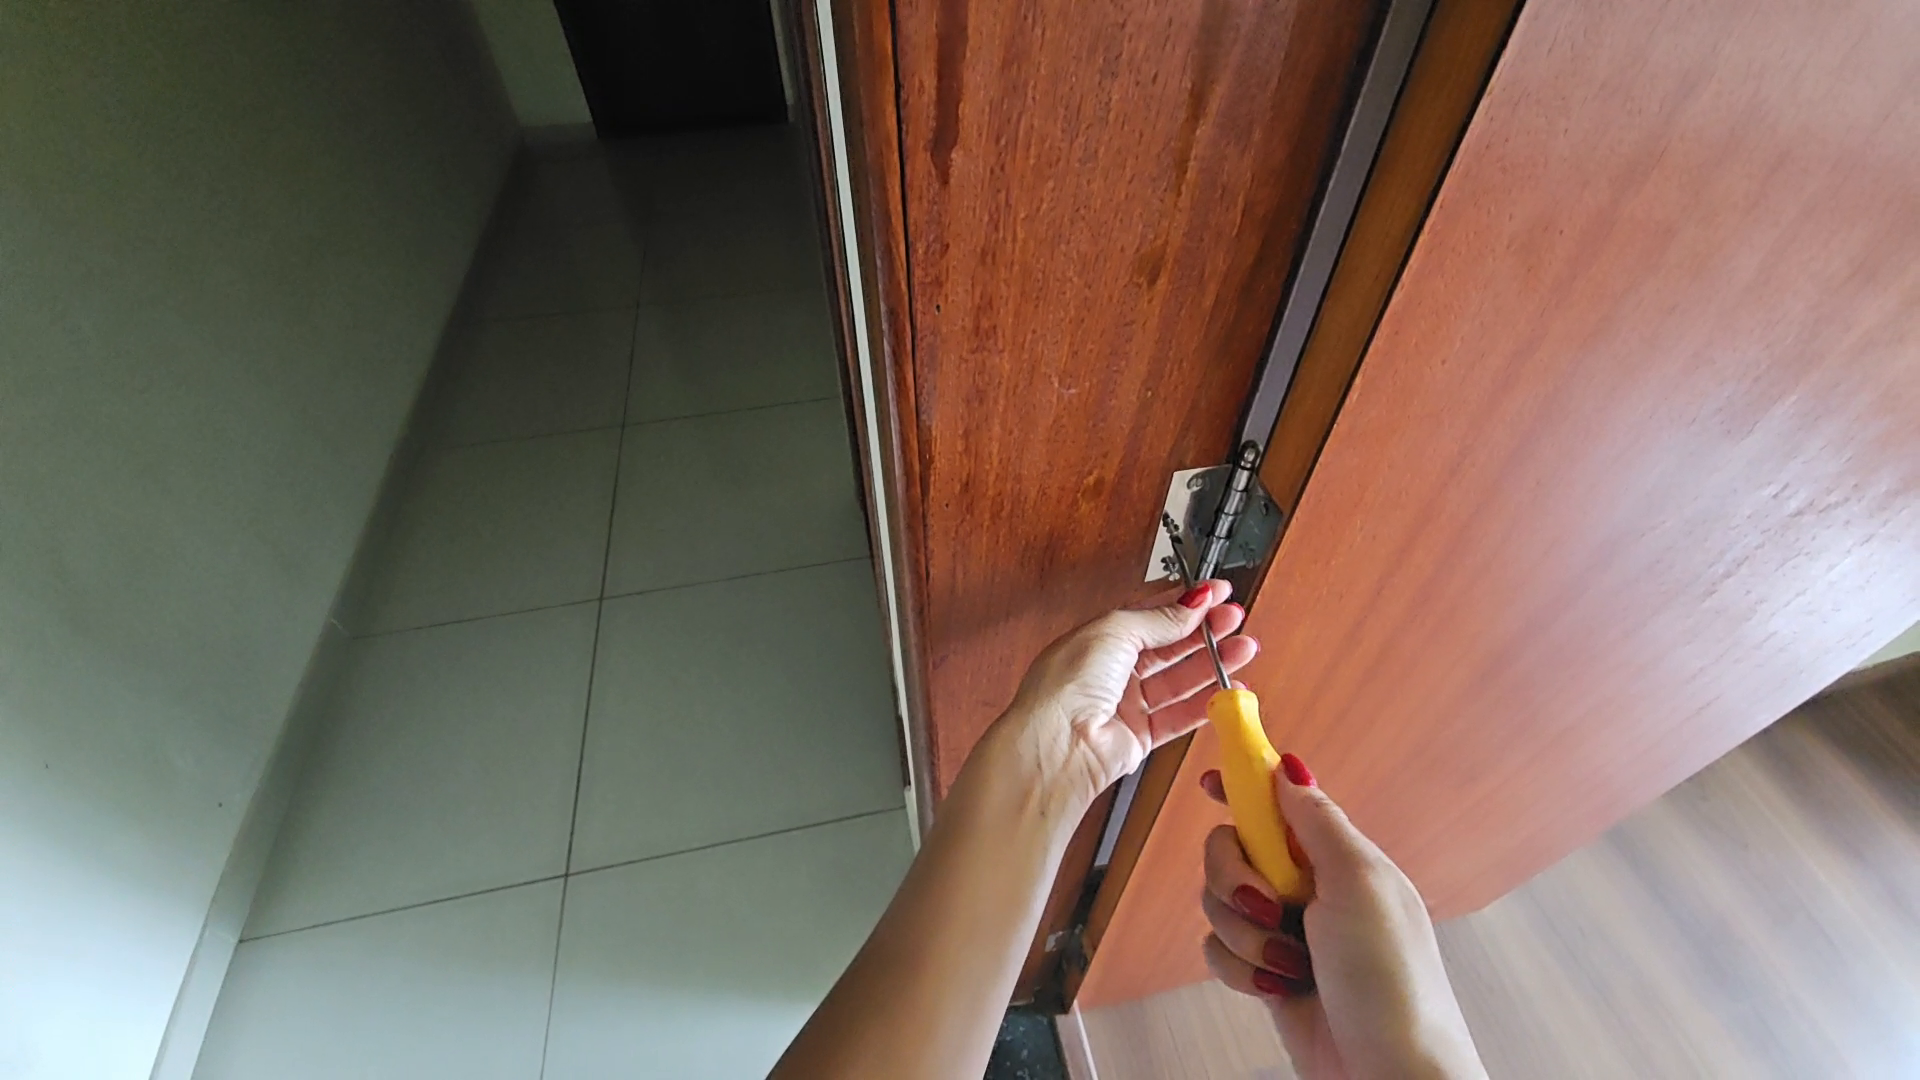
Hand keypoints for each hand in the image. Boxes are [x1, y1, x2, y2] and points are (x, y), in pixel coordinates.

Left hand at [977, 581, 1257, 818]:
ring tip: (1243, 648)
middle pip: (1168, 646)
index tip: (1216, 593)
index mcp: (1098, 638)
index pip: (1149, 614)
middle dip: (1204, 631)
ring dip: (1213, 663)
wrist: (1058, 744)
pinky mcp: (1138, 736)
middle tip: (1234, 618)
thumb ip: (1158, 619)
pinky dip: (1207, 704)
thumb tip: (1191, 603)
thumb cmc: (1068, 684)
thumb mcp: (1115, 632)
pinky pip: (1180, 716)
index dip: (1184, 603)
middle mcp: (1111, 669)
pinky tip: (1230, 689)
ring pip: (1179, 680)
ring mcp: (1125, 703)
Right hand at [1199, 759, 1486, 1079]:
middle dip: (1233, 874)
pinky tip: (1274, 985)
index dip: (1243, 785)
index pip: (1278, 802)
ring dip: (1243, 931)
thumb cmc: (1391, 982)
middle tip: (1266, 900)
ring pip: (1217, 896)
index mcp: (1335, 857)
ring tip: (1285, 962)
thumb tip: (1288, 766)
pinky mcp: (1261, 967)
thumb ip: (1318, 821)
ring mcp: (1281, 928)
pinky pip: (1216, 945)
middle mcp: (1304, 886)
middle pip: (1230, 846)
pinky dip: (1239, 966)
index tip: (1211, 780)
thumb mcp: (1361, 885)